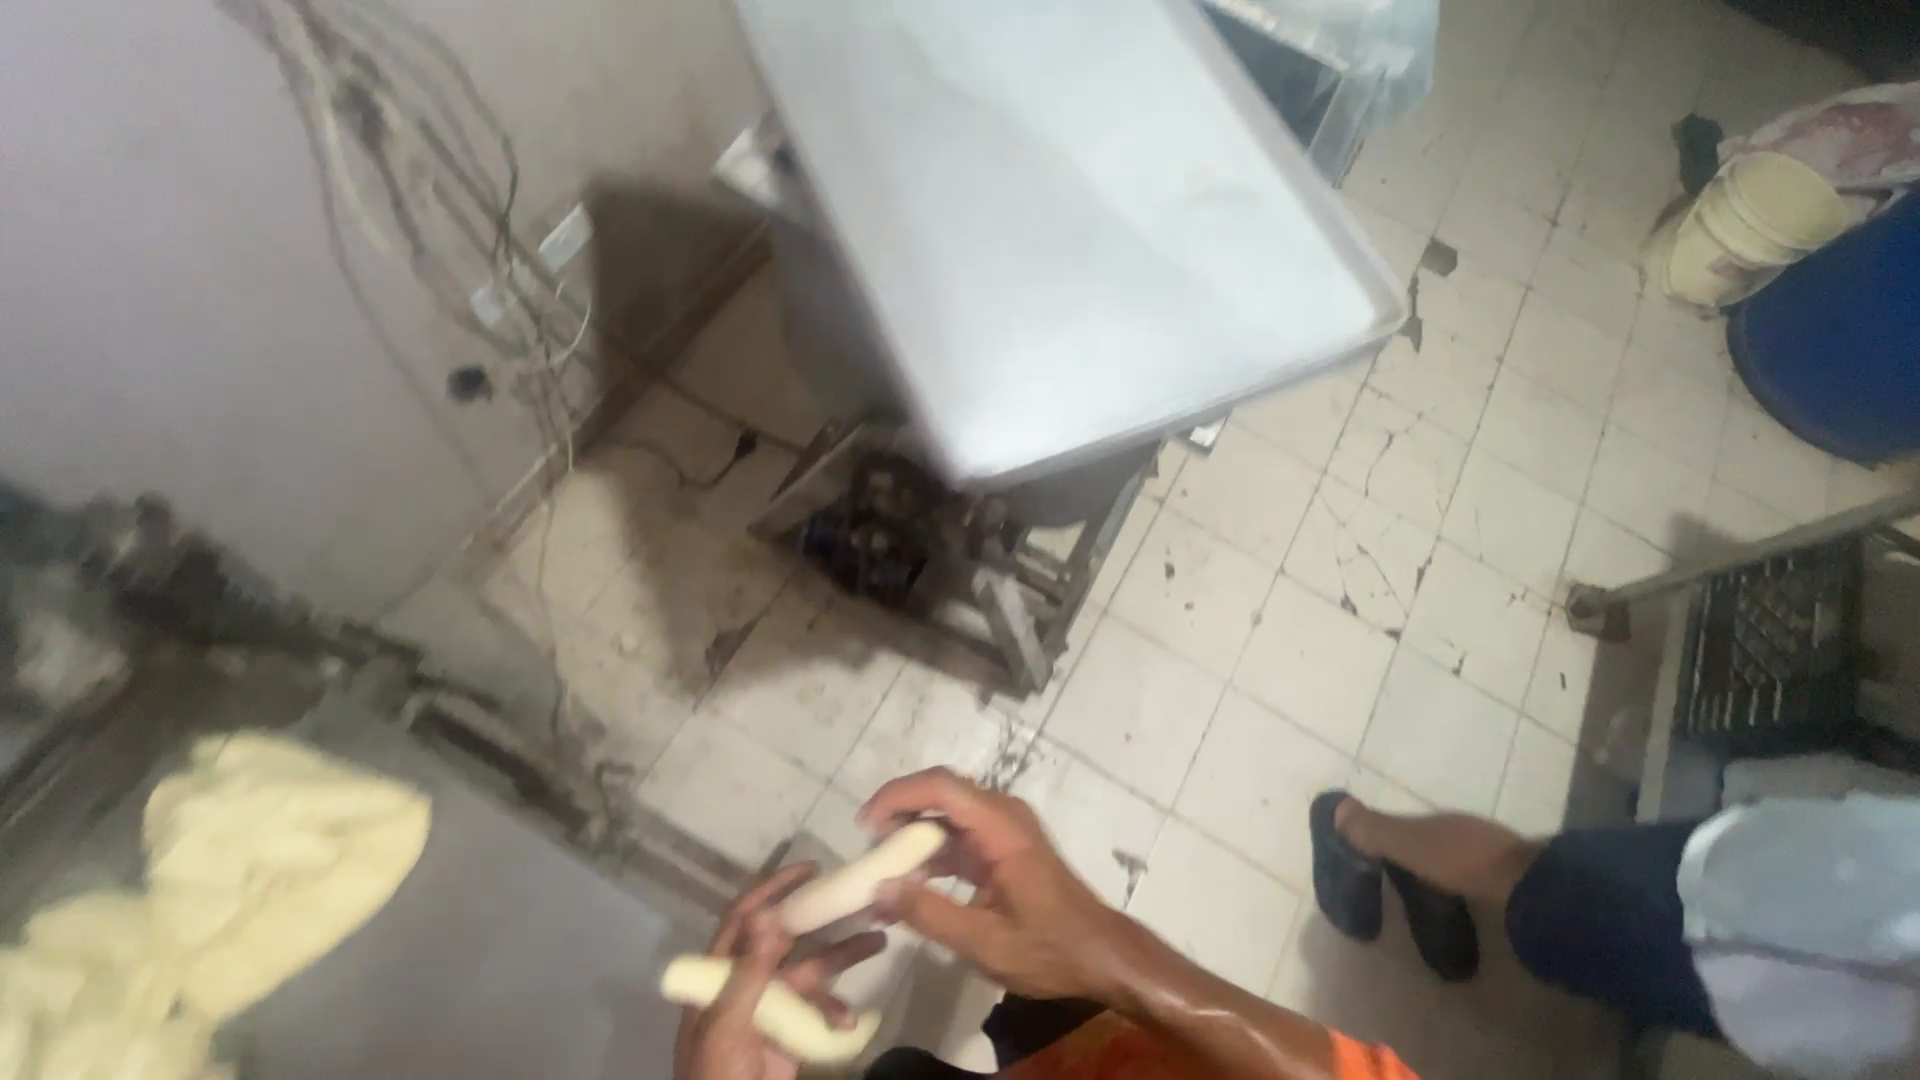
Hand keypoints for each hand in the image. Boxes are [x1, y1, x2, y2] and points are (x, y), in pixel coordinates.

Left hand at [674, 864, 886, 1079]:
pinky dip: (834, 1011)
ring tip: (879, 943)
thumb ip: (749, 971)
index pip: (743, 917)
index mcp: (718, 975)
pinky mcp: (788, 1036)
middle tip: (853, 896)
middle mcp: (744, 983)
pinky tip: (850, 1022)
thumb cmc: (717, 1079)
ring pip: (808, 971)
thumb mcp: (729, 1026)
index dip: (772, 889)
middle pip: (784, 937)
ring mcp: (768, 1010)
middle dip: (820, 918)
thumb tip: (767, 913)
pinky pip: (816, 1011)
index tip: (809, 871)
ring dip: (841, 957)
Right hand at [861, 768, 1142, 1004]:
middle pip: (941, 792)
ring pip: (947, 814)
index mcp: (1001, 826)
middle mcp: (1002, 814)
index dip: (898, 796)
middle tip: (868, 848)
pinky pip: (958, 836)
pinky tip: (909, 886)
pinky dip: (931, 854)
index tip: (866, 825)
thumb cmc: (1049, 948)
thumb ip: (928, 913)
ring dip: (913, 835)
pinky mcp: (1002, 848)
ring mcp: (1003, 829)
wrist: (1100, 955)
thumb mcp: (984, 942)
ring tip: (881, 870)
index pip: (941, 787)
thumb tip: (878, 890)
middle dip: (899, 813)